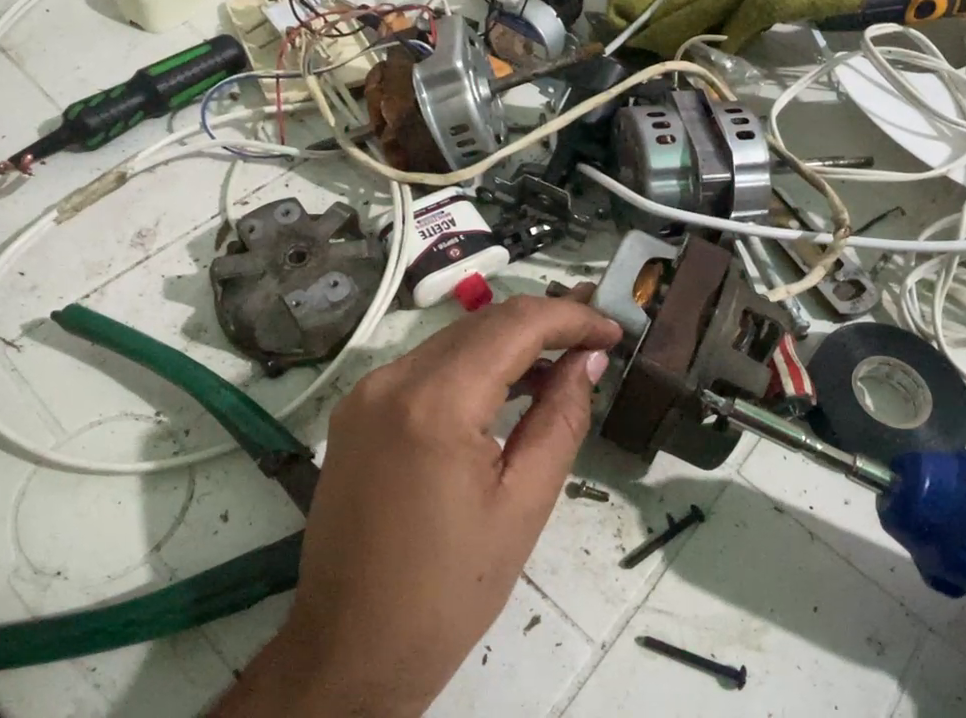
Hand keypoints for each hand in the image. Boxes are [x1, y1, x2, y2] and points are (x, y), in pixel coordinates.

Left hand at [215, 295, 620, 717]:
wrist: (352, 647)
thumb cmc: (449, 590)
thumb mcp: (524, 504)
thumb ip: (561, 418)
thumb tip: (587, 360)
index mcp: (434, 402)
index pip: (514, 326)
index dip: (570, 318)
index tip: (614, 329)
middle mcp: (391, 379)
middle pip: (481, 324)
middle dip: (543, 323)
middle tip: (596, 335)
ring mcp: (366, 393)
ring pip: (453, 341)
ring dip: (509, 343)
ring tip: (564, 358)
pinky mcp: (357, 412)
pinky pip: (425, 368)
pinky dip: (472, 366)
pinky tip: (508, 387)